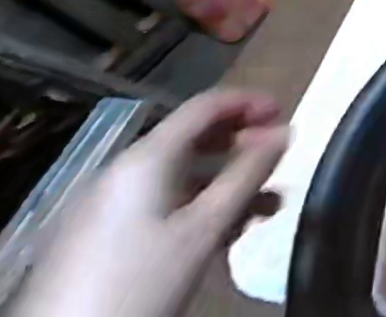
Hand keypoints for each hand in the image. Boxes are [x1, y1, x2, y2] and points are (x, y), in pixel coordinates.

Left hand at [14, 91, 288, 316]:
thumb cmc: (140, 283)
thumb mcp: (204, 229)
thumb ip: (247, 174)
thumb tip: (284, 131)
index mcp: (147, 156)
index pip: (206, 105)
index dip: (249, 102)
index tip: (285, 114)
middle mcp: (125, 171)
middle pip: (193, 138)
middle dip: (241, 146)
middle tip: (277, 160)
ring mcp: (108, 207)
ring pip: (180, 177)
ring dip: (225, 184)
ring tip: (263, 207)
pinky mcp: (99, 241)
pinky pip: (160, 205)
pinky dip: (197, 208)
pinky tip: (222, 235)